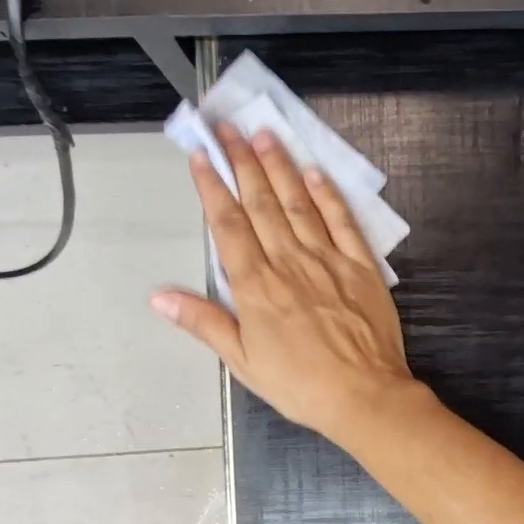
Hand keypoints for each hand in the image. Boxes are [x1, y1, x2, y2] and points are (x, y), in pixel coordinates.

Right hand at [151, 124, 422, 441]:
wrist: (363, 396)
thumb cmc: (301, 386)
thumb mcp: (244, 362)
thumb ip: (205, 323)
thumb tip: (160, 297)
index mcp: (257, 287)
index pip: (228, 226)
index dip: (214, 188)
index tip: (203, 156)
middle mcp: (290, 263)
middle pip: (262, 204)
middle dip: (243, 162)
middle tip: (229, 128)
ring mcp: (328, 261)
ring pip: (299, 204)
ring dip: (280, 168)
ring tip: (265, 135)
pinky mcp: (362, 268)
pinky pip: (342, 222)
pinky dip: (328, 195)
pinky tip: (316, 173)